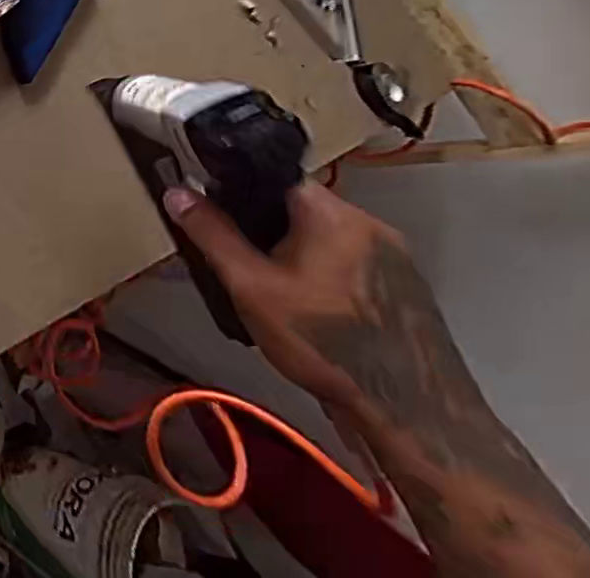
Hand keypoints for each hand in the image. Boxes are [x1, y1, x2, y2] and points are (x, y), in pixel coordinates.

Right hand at [161, 180, 424, 417]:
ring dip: (288, 247)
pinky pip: (346, 259)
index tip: (207, 206)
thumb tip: (176, 192)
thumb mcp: (250, 285)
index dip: (234, 185)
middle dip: (259, 222)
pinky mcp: (405, 288)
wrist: (413, 414)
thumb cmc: (323, 340)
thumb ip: (212, 234)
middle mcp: (372, 227)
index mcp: (335, 215)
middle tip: (230, 251)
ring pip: (322, 234)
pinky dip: (317, 268)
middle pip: (297, 206)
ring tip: (261, 280)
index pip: (274, 176)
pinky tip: (302, 302)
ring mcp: (395, 259)